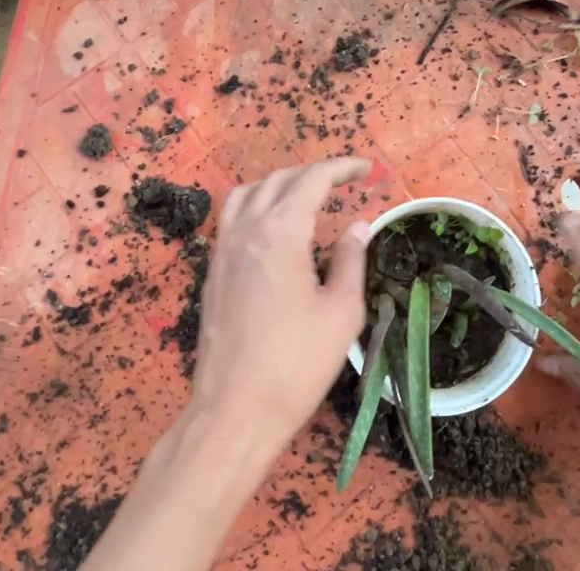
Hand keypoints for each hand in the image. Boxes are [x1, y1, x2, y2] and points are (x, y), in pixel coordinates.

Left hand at [190, 157, 373, 451]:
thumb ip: (351, 260)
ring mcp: (222, 250)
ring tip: (307, 196)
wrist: (234, 411)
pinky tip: (275, 227)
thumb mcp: (341, 313)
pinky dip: (257, 204)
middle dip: (314, 173)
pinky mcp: (212, 271)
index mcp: (280, 233)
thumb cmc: (296, 365)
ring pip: (249, 192)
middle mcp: (246, 230)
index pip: (312, 180)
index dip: (342, 168)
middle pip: (280, 180)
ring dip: (280, 184)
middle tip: (345, 182)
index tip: (367, 169)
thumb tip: (358, 227)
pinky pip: (232, 217)